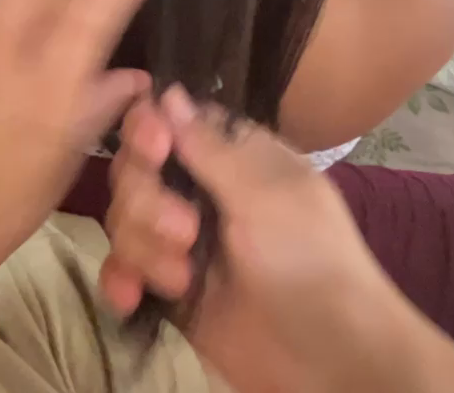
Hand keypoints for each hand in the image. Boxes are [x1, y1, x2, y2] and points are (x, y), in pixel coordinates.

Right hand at [101, 89, 406, 392]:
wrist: (333, 363)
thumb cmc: (310, 259)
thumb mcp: (267, 196)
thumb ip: (210, 147)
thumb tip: (168, 90)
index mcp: (226, 156)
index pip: (165, 121)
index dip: (148, 130)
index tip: (157, 149)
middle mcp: (196, 189)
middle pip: (134, 169)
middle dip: (148, 201)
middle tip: (187, 231)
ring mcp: (178, 240)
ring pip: (124, 218)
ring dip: (145, 247)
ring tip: (182, 279)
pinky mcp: (166, 288)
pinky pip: (121, 269)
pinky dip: (120, 280)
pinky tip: (133, 297)